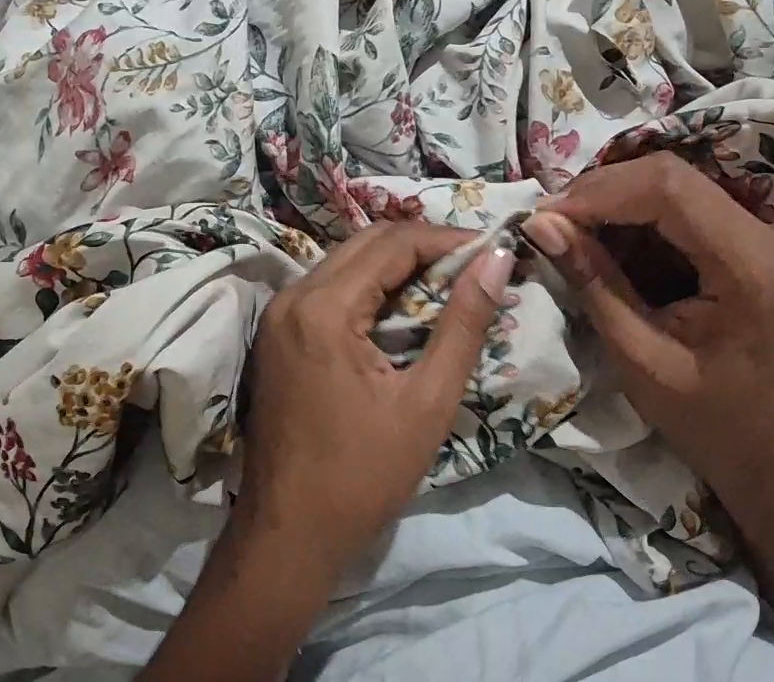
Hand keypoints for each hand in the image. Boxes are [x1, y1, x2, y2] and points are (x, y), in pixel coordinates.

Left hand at [237, 222, 514, 572]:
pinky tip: (402, 312)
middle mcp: (293, 296)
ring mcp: (278, 315)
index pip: (392, 243)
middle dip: (422, 247)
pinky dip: (368, 288)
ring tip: (447, 287)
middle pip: (365, 243)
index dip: (446, 240)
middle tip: (473, 268)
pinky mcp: (276, 335)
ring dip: (395, 266)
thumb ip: (463, 324)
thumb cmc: (363, 474)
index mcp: (324, 307)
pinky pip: (327, 289)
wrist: (288, 533)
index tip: (492, 251)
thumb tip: (497, 260)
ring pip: (344, 262)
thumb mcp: (427, 401)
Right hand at [522, 152, 773, 494]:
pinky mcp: (735, 237)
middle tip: (551, 223)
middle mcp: (760, 234)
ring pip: (667, 183)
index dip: (601, 192)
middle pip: (668, 176)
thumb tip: (539, 223)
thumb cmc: (700, 413)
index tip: (546, 217)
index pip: (669, 190)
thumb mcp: (636, 353)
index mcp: (747, 265)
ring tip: (568, 233)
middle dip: (600, 192)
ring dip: (609, 201)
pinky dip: (626, 215)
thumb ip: (592, 282)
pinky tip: (599, 243)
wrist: (755, 444)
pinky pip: (672, 203)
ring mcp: (752, 232)